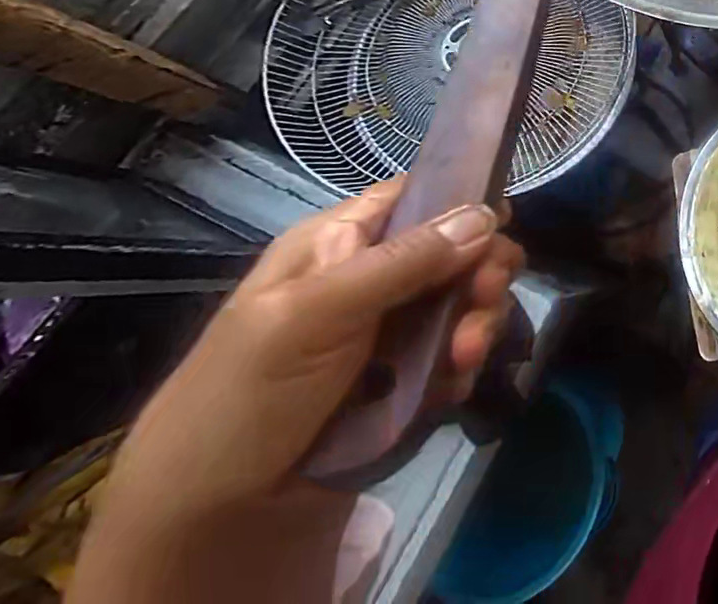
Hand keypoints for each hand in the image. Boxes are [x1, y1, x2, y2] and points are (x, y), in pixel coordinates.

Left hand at [69, 178, 524, 603]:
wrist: (217, 520)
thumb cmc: (249, 393)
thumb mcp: (313, 315)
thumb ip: (401, 263)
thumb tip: (485, 215)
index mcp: (342, 243)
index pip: (414, 197)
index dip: (461, 201)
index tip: (501, 221)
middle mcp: (376, 277)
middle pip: (455, 249)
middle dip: (480, 270)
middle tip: (485, 298)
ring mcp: (396, 329)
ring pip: (466, 300)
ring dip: (479, 322)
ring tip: (465, 359)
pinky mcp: (412, 375)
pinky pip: (460, 352)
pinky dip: (465, 366)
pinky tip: (450, 390)